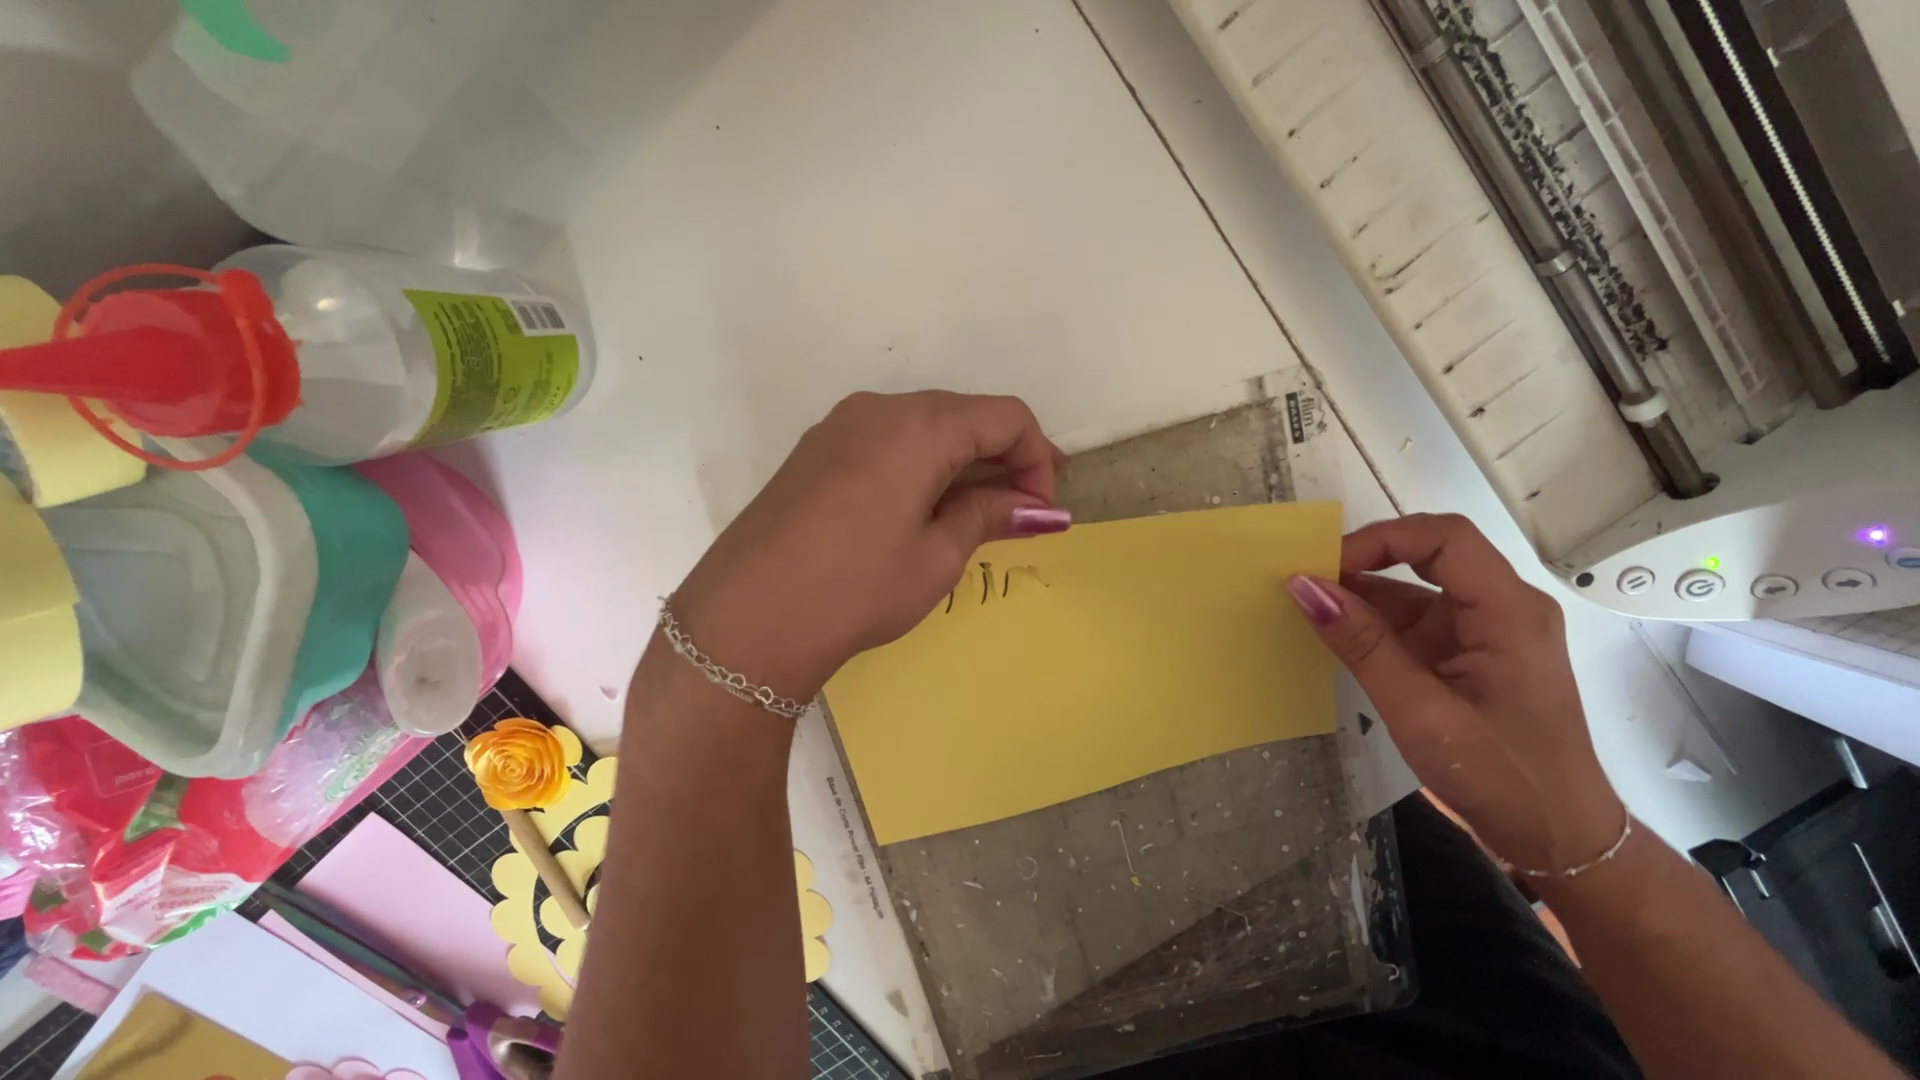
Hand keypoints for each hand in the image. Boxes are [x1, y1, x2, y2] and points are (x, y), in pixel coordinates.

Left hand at [669, 391, 1069, 699]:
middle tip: (1016, 515)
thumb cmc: (854, 590)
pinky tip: (917, 512)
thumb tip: (1039, 509)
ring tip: (968, 518)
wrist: (746, 620)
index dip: (1038, 458)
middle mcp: (877, 409)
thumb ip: (989, 515)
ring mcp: (838, 427)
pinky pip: (885, 441)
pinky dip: (918, 465)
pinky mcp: (813, 451)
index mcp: (917, 426)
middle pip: (964, 414)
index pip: (1005, 417)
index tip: (1040, 511)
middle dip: (1002, 459)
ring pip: (922, 426)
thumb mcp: (935, 557)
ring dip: (959, 462)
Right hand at [1288, 514, 1625, 873]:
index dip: (1379, 538)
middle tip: (1306, 580)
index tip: (1324, 566)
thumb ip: (1363, 645)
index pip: (1443, 539)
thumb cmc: (1500, 776)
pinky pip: (1417, 623)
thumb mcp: (1421, 712)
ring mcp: (1487, 633)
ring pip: (1417, 590)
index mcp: (1509, 612)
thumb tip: (1304, 587)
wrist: (1558, 839)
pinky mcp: (1471, 657)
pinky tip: (1336, 637)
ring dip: (1363, 596)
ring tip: (1307, 606)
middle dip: (1365, 561)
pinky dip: (1375, 626)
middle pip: (1430, 555)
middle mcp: (1503, 609)